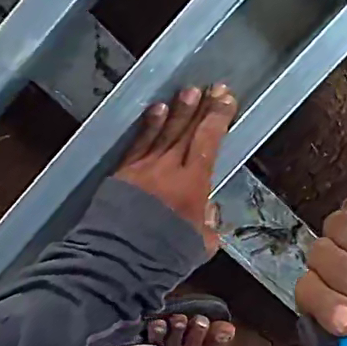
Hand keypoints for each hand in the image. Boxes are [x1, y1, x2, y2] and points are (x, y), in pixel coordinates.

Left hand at [114, 84, 236, 252]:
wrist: (119, 257)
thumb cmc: (165, 254)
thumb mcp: (200, 245)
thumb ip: (208, 225)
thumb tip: (208, 211)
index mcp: (193, 184)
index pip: (208, 142)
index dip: (219, 119)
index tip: (227, 100)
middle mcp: (169, 168)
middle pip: (189, 131)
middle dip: (203, 108)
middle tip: (213, 87)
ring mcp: (144, 167)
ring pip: (165, 132)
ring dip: (178, 110)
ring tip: (189, 91)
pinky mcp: (124, 172)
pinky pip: (139, 142)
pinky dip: (149, 125)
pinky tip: (157, 110)